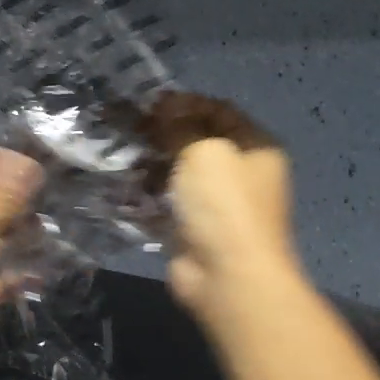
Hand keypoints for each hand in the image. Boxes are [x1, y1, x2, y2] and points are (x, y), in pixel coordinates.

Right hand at [148, 94, 301, 324]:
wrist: (228, 277)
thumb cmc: (223, 205)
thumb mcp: (202, 151)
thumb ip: (179, 125)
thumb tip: (163, 107)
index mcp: (255, 147)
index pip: (218, 110)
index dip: (184, 102)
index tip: (147, 104)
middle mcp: (240, 171)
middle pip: (196, 139)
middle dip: (162, 132)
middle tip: (128, 128)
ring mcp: (218, 202)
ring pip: (178, 170)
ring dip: (151, 162)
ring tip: (124, 159)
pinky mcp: (195, 226)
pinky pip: (167, 200)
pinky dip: (148, 192)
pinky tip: (125, 187)